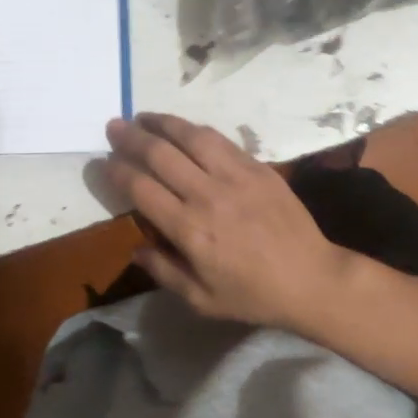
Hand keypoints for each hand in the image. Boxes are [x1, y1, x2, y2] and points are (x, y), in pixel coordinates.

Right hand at [104, 113, 355, 331]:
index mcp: (189, 229)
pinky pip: (220, 140)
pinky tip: (182, 128)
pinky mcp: (258, 168)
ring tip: (143, 117)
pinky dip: (195, 130)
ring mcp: (235, 177)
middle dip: (131, 138)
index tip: (104, 162)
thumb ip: (163, 271)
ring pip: (191, 137)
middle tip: (113, 127)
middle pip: (160, 155)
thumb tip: (135, 248)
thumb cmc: (253, 295)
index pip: (141, 189)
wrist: (312, 279)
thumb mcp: (201, 300)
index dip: (117, 171)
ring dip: (162, 123)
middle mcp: (207, 196)